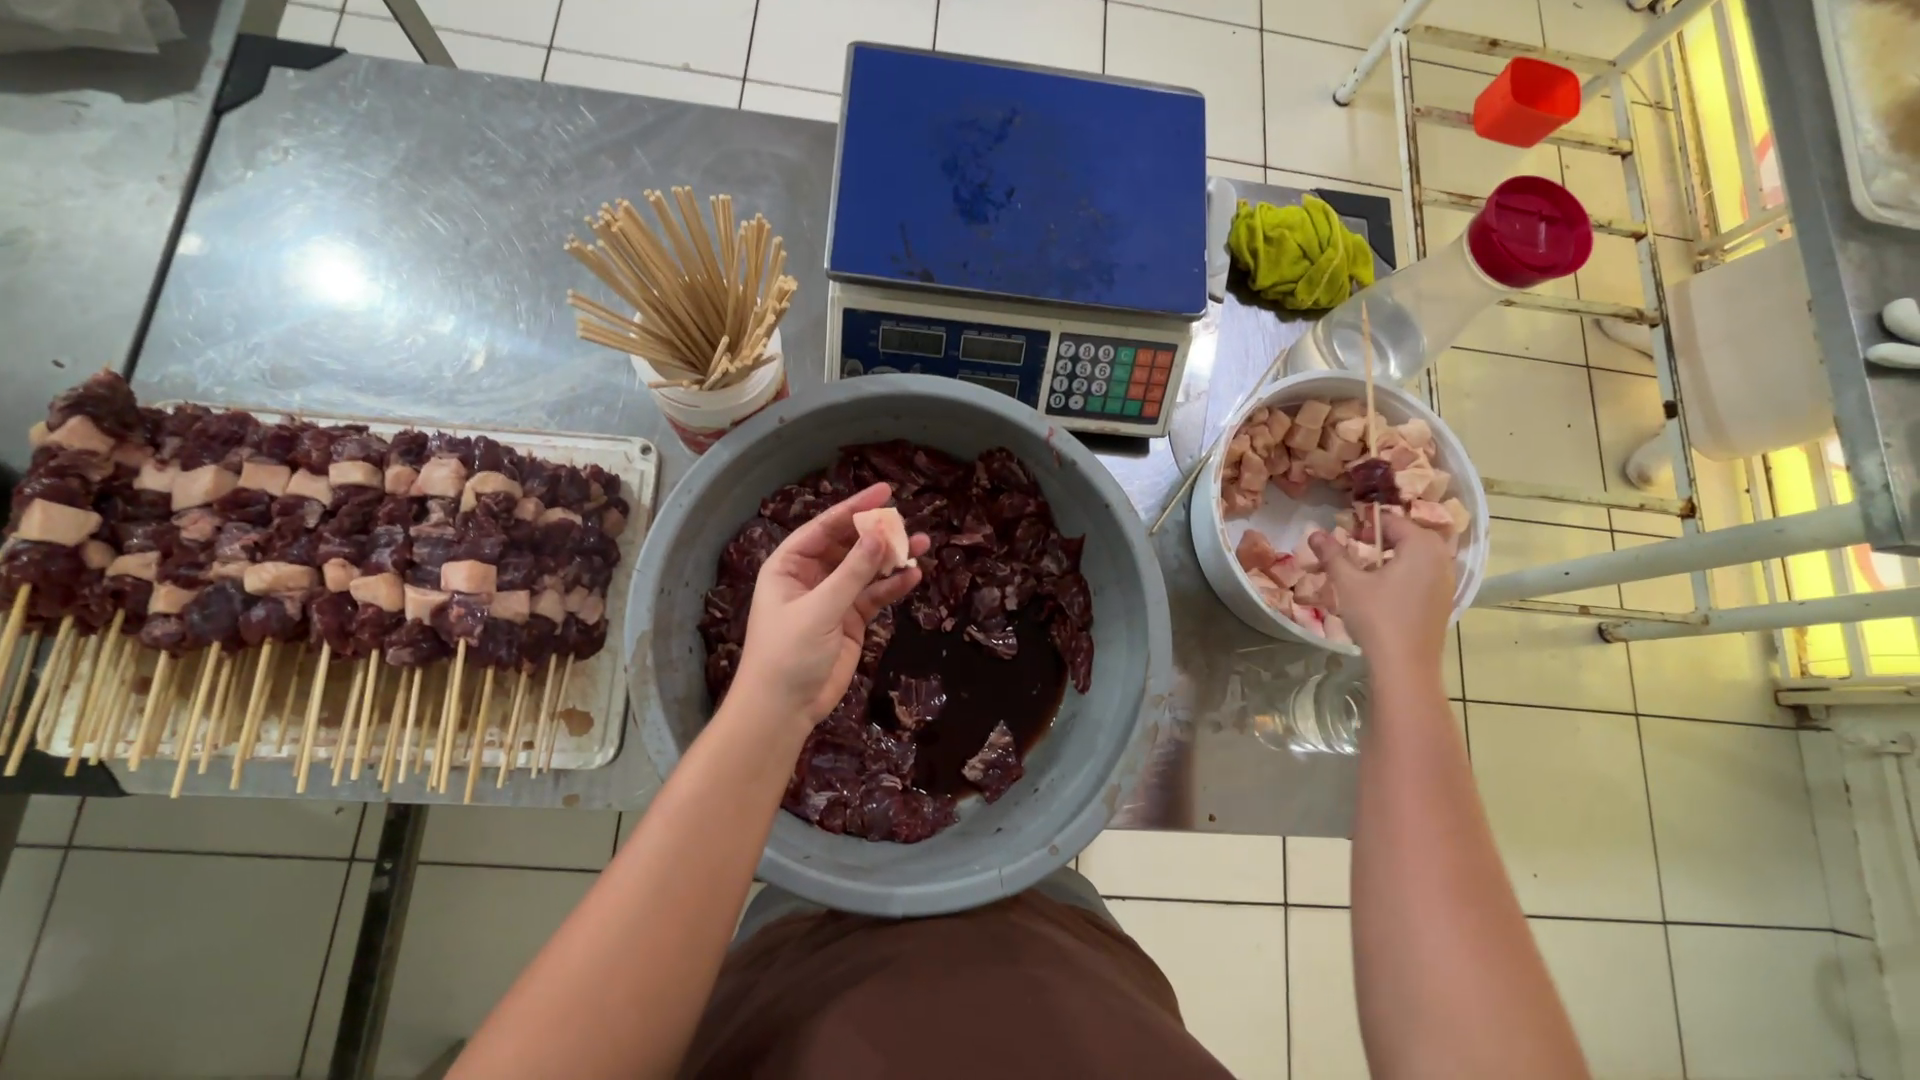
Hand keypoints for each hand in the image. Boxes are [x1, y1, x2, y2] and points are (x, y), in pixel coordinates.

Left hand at [732, 483, 927, 731]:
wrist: (783, 708)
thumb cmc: (788, 654)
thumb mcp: (820, 609)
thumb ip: (852, 572)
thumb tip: (880, 535)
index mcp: (789, 565)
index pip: (824, 527)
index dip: (854, 508)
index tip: (885, 491)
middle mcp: (811, 576)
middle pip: (848, 545)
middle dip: (877, 534)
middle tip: (908, 522)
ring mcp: (832, 599)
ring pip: (866, 570)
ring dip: (891, 559)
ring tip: (923, 546)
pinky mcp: (850, 621)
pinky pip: (874, 596)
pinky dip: (893, 587)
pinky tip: (914, 577)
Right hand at [1310, 513, 1453, 672]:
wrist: (1405, 665)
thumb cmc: (1377, 617)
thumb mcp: (1349, 583)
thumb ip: (1333, 555)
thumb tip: (1315, 532)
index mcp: (1421, 546)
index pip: (1393, 521)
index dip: (1367, 524)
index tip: (1346, 536)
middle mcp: (1441, 558)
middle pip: (1411, 536)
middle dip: (1383, 538)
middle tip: (1357, 549)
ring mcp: (1447, 581)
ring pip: (1420, 556)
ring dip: (1395, 556)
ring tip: (1370, 570)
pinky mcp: (1444, 601)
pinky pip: (1426, 574)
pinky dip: (1407, 573)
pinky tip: (1387, 592)